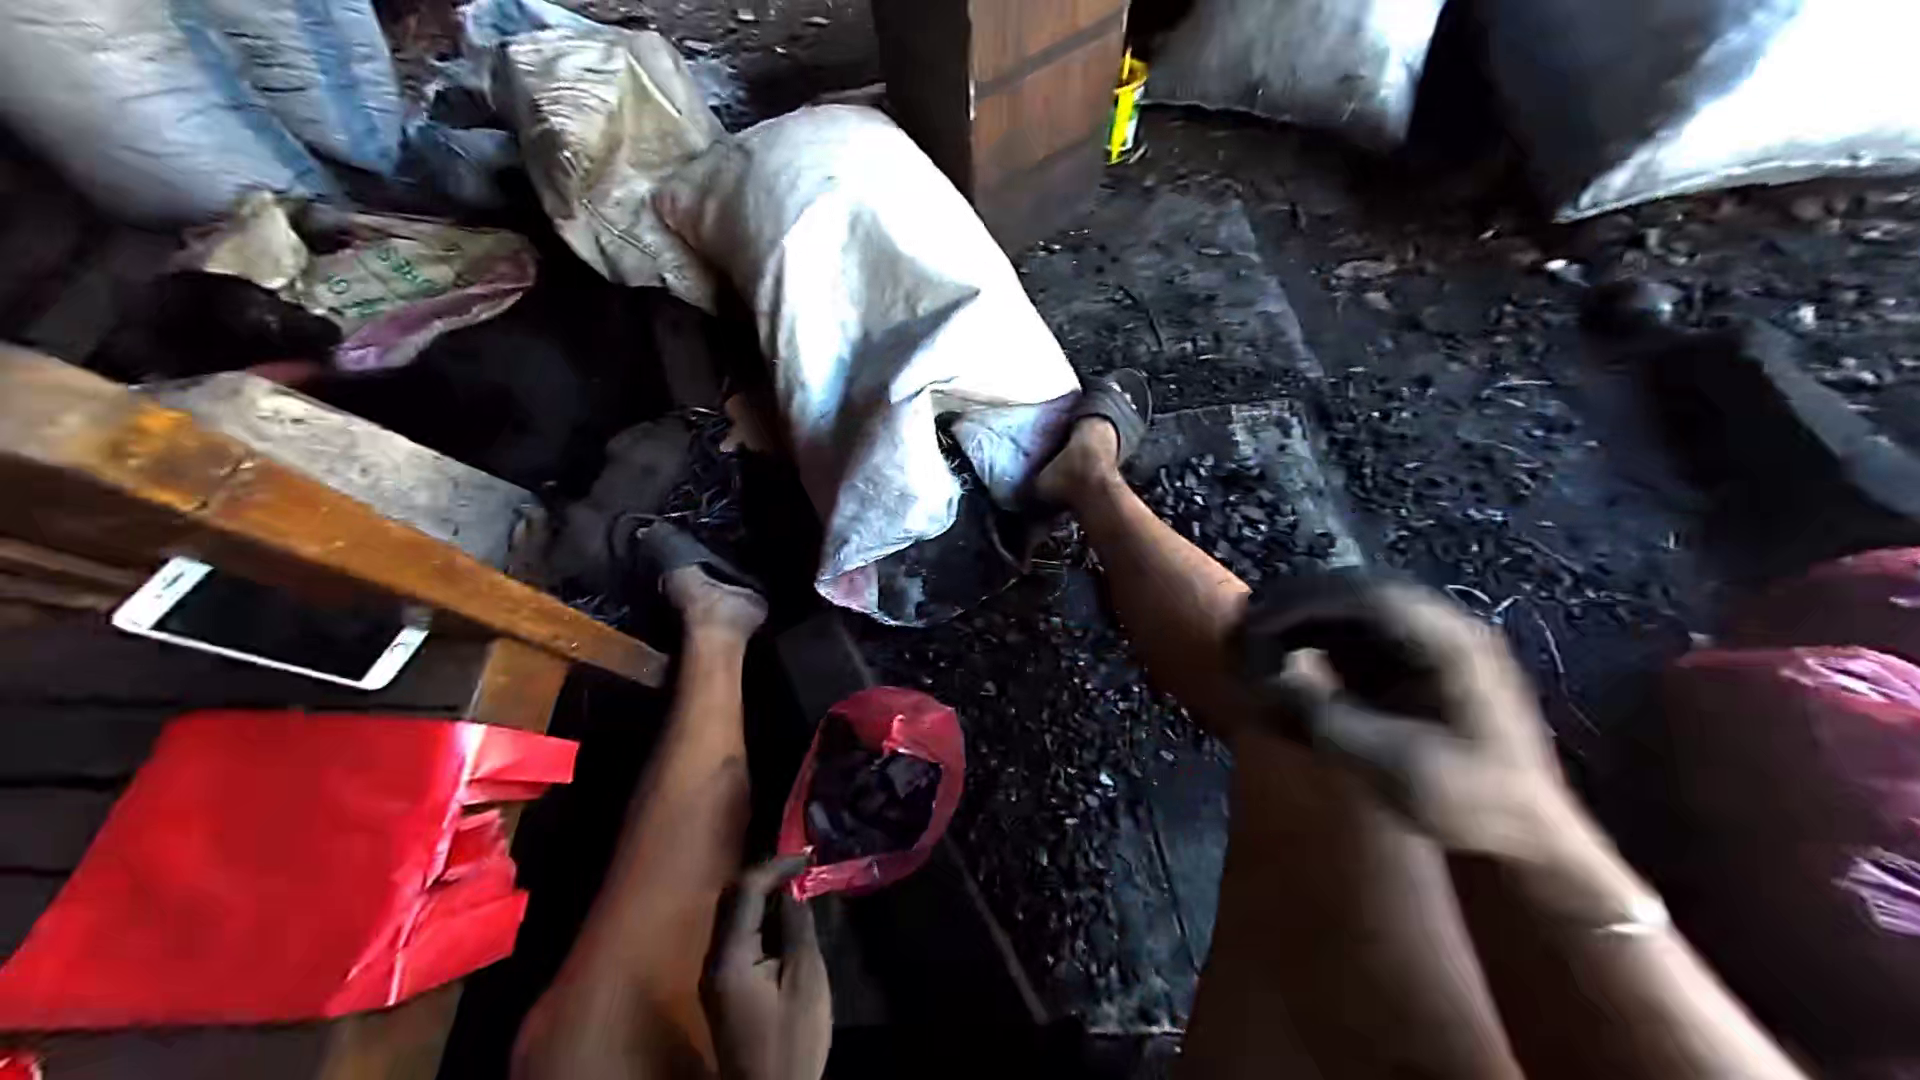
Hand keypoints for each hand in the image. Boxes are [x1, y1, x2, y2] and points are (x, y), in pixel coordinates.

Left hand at [700, 855, 831, 1079]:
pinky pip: (736, 934)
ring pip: (732, 914)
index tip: (807, 858)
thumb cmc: (792, 1042)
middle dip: (765, 875)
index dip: (775, 867)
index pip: (745, 891)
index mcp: (729, 958)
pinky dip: (758, 915)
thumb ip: (797, 928)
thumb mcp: (805, 980)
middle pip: (731, 898)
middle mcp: (712, 961)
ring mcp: (714, 975)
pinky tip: (783, 914)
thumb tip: (793, 892)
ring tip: (796, 882)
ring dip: (761, 893)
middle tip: (801, 866)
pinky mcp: (723, 986)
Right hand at [1239, 577, 1573, 857]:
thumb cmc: (1468, 803)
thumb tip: (1266, 680)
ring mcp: (1433, 643)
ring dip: (1305, 616)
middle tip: (1248, 624)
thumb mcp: (1390, 766)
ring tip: (1260, 635)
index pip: (1367, 597)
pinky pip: (1360, 630)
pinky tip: (1292, 652)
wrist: (1525, 836)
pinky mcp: (1419, 662)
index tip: (1259, 622)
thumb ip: (1324, 718)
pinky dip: (1320, 635)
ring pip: (1355, 607)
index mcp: (1451, 643)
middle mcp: (1443, 629)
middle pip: (1357, 592)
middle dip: (1297, 604)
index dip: (1306, 602)